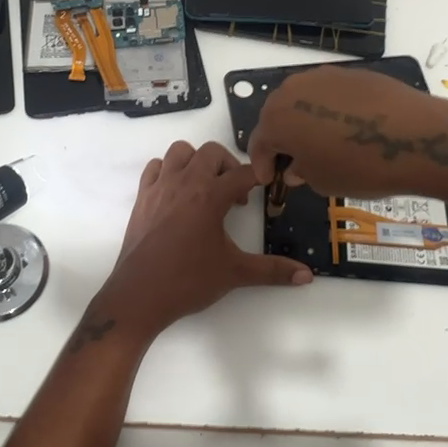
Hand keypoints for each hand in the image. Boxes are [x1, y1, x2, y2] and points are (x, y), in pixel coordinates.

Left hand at [95, 141, 310, 339]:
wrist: (140, 295)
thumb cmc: (189, 281)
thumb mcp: (235, 273)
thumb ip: (272, 270)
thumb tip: (307, 276)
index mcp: (210, 196)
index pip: (244, 173)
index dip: (260, 176)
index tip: (268, 184)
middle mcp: (185, 182)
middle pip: (212, 152)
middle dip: (228, 166)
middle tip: (234, 195)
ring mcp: (160, 186)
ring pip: (180, 151)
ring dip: (197, 162)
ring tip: (206, 188)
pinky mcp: (142, 196)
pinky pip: (156, 167)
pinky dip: (169, 170)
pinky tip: (177, 193)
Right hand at [247, 66, 447, 202]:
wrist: (415, 137)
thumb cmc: (360, 167)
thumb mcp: (322, 181)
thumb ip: (301, 170)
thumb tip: (299, 164)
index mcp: (277, 118)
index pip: (259, 142)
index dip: (262, 164)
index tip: (269, 178)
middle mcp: (293, 90)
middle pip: (277, 115)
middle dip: (281, 138)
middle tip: (292, 161)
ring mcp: (323, 77)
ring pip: (303, 100)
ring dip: (304, 121)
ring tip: (320, 143)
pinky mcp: (351, 73)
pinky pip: (329, 94)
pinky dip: (329, 110)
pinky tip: (346, 129)